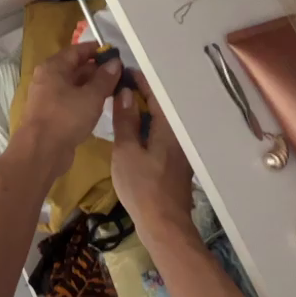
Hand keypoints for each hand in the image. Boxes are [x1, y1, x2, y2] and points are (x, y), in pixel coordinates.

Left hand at [12, 42, 121, 175]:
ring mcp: (49, 97)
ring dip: (93, 86)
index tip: (116, 52)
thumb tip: (114, 62)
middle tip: (122, 72)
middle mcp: (48, 79)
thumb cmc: (65, 117)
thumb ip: (104, 78)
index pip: (76, 50)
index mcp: (53, 67)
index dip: (96, 50)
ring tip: (117, 87)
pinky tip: (102, 104)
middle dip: (97, 69)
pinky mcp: (52, 114)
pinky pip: (72, 100)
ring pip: (74, 86)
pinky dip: (86, 100)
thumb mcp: (91, 96)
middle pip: (75, 68)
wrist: (41, 151)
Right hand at [109, 88, 198, 244]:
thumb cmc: (142, 186)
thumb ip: (126, 120)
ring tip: (121, 105)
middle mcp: (178, 134)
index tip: (122, 72)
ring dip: (142, 111)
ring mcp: (178, 149)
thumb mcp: (126, 150)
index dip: (139, 80)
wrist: (163, 224)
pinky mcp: (175, 162)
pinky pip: (160, 134)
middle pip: (160, 106)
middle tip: (117, 87)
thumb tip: (125, 93)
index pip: (155, 94)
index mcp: (168, 128)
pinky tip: (132, 130)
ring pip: (160, 121)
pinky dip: (146, 127)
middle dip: (140, 94)